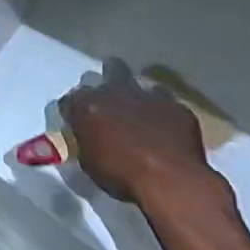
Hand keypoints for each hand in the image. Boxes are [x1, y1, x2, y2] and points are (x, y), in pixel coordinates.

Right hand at [59, 59, 226, 210]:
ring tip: (144, 115)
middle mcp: (115, 90)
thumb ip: (85, 142)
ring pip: (144, 83)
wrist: (169, 180)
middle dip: (112, 80)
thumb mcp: (89, 162)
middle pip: (111, 69)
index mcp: (86, 103)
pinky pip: (170, 106)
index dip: (76, 110)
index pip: (72, 98)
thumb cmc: (121, 174)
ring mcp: (149, 96)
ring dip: (141, 97)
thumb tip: (88, 140)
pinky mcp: (177, 109)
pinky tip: (169, 132)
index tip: (80, 123)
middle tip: (114, 103)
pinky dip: (167, 116)